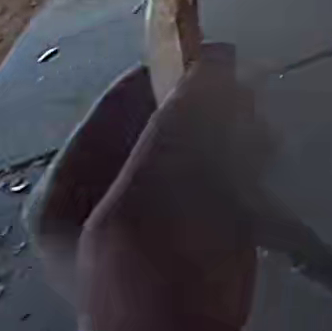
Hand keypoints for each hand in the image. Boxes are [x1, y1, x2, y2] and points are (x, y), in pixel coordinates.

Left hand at [28, 45, 263, 330]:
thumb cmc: (155, 273)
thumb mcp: (154, 190)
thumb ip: (179, 118)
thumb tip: (214, 57)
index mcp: (70, 184)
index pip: (120, 99)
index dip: (169, 72)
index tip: (220, 59)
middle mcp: (104, 187)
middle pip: (163, 115)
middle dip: (209, 109)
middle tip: (245, 106)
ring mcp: (150, 202)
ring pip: (196, 135)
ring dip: (232, 130)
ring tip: (258, 141)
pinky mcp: (190, 214)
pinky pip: (217, 161)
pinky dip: (241, 154)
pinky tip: (260, 160)